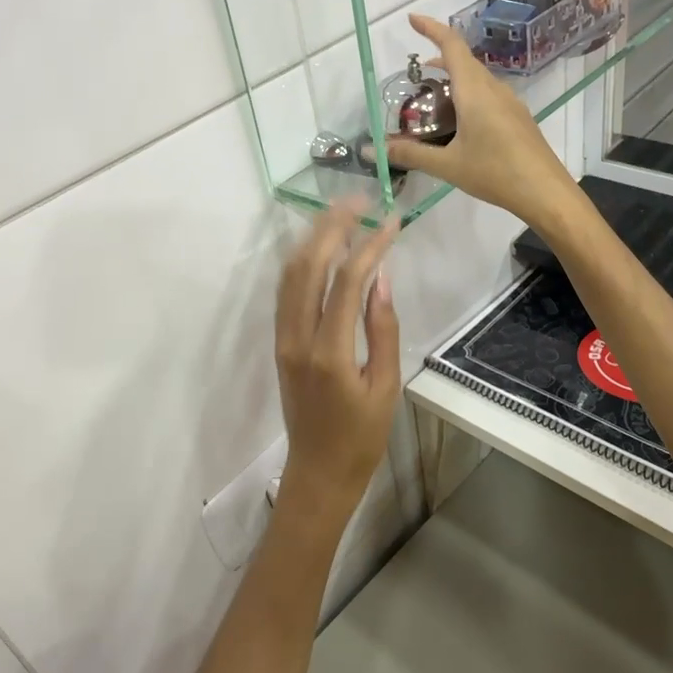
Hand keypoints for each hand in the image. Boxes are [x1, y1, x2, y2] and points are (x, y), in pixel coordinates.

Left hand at [274, 204, 401, 506]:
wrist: (319, 472)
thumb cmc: (362, 437)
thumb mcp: (386, 386)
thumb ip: (383, 328)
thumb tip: (381, 276)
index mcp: (330, 353)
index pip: (347, 282)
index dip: (370, 246)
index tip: (392, 221)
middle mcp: (298, 339)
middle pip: (308, 266)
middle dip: (332, 227)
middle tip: (359, 200)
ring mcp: (283, 339)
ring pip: (290, 274)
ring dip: (313, 238)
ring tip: (340, 212)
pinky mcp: (279, 343)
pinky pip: (286, 291)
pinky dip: (302, 261)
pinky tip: (319, 246)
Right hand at [383, 14, 579, 224]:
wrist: (545, 192)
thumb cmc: (495, 173)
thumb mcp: (447, 166)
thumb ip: (410, 154)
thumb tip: (371, 148)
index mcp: (475, 91)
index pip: (452, 46)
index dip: (431, 28)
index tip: (412, 20)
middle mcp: (494, 89)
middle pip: (464, 61)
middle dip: (438, 60)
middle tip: (415, 78)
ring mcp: (510, 102)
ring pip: (477, 79)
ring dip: (454, 80)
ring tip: (433, 102)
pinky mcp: (517, 117)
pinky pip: (488, 94)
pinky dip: (468, 96)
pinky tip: (460, 123)